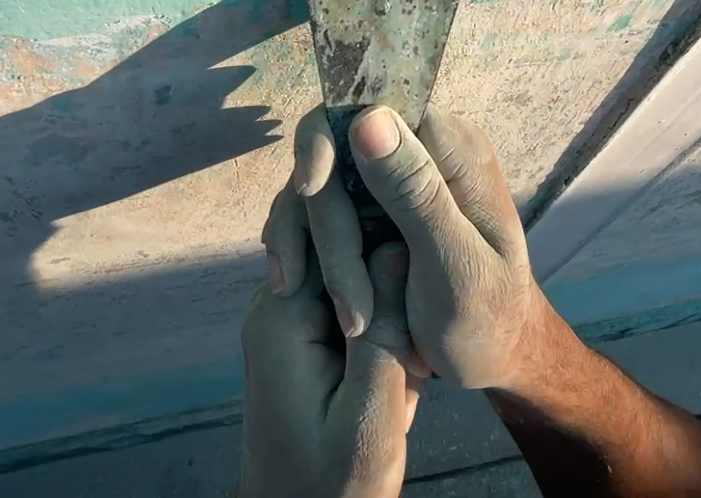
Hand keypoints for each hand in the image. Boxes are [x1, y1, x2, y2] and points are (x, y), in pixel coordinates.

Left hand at [241, 198, 419, 497]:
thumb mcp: (370, 417)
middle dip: (391, 284)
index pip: (333, 227)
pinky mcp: (305, 331)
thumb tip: (398, 245)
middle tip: (414, 348)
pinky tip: (396, 377)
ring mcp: (289, 313)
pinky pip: (353, 300)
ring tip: (405, 374)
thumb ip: (384, 331)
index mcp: (283, 312)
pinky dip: (383, 332)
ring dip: (391, 315)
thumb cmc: (332, 488)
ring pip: (355, 272)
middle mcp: (277, 299)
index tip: (423, 265)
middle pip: (345, 244)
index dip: (382, 233)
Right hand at [279, 105, 546, 389]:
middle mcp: (418, 146)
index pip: (366, 109)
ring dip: (314, 247)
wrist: (489, 358)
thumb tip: (367, 119)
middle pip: (332, 150)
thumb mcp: (456, 266)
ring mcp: (389, 174)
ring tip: (346, 319)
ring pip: (315, 183)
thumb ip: (415, 192)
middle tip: (350, 307)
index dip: (327, 144)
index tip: (309, 193)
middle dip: (327, 225)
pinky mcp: (367, 202)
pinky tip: (304, 289)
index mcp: (450, 145)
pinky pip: (314, 209)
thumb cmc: (488, 319)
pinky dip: (304, 249)